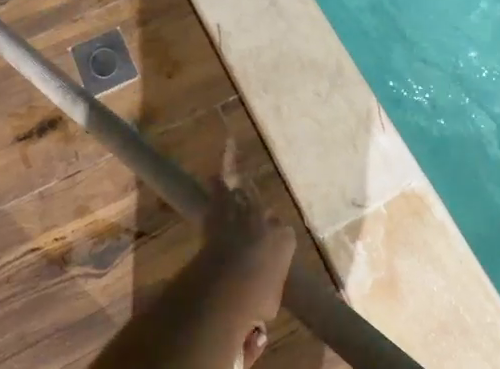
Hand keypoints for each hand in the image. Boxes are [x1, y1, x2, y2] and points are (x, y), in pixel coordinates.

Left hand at [202, 140, 295, 365]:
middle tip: (254, 218)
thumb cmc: (254, 300)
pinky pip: (218, 193)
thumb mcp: (269, 307)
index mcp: (285, 242)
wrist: (227, 285)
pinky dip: (216, 186)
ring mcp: (241, 213)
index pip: (286, 234)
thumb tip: (260, 321)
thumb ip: (267, 302)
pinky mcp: (218, 212)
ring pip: (242, 195)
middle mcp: (265, 222)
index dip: (278, 240)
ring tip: (237, 186)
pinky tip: (213, 178)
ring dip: (239, 193)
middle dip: (260, 213)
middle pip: (264, 211)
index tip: (272, 248)